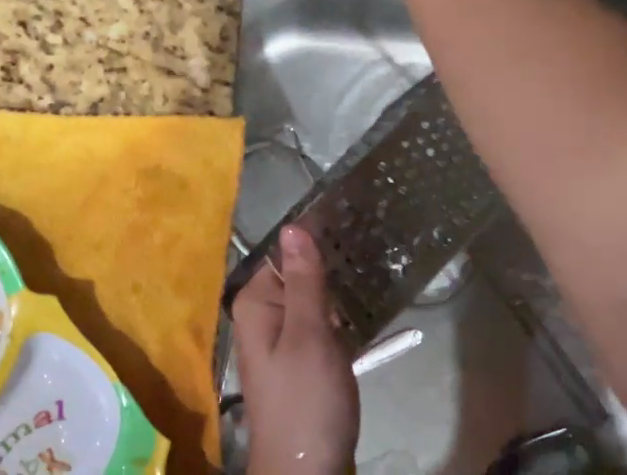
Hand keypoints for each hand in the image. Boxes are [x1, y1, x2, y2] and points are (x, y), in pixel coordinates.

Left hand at [233, 226, 358, 474]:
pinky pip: (317, 331)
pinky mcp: (298, 368)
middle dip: (329, 273)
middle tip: (370, 255)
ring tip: (372, 280)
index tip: (351, 227)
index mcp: (254, 303)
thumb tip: (293, 225)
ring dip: (337, 299)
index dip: (315, 245)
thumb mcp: (308, 335)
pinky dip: (338, 326)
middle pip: (297, 278)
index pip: (283, 254)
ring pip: (311, 305)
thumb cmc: (305, 401)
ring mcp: (279, 345)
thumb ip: (303, 281)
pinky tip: (362, 322)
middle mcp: (260, 318)